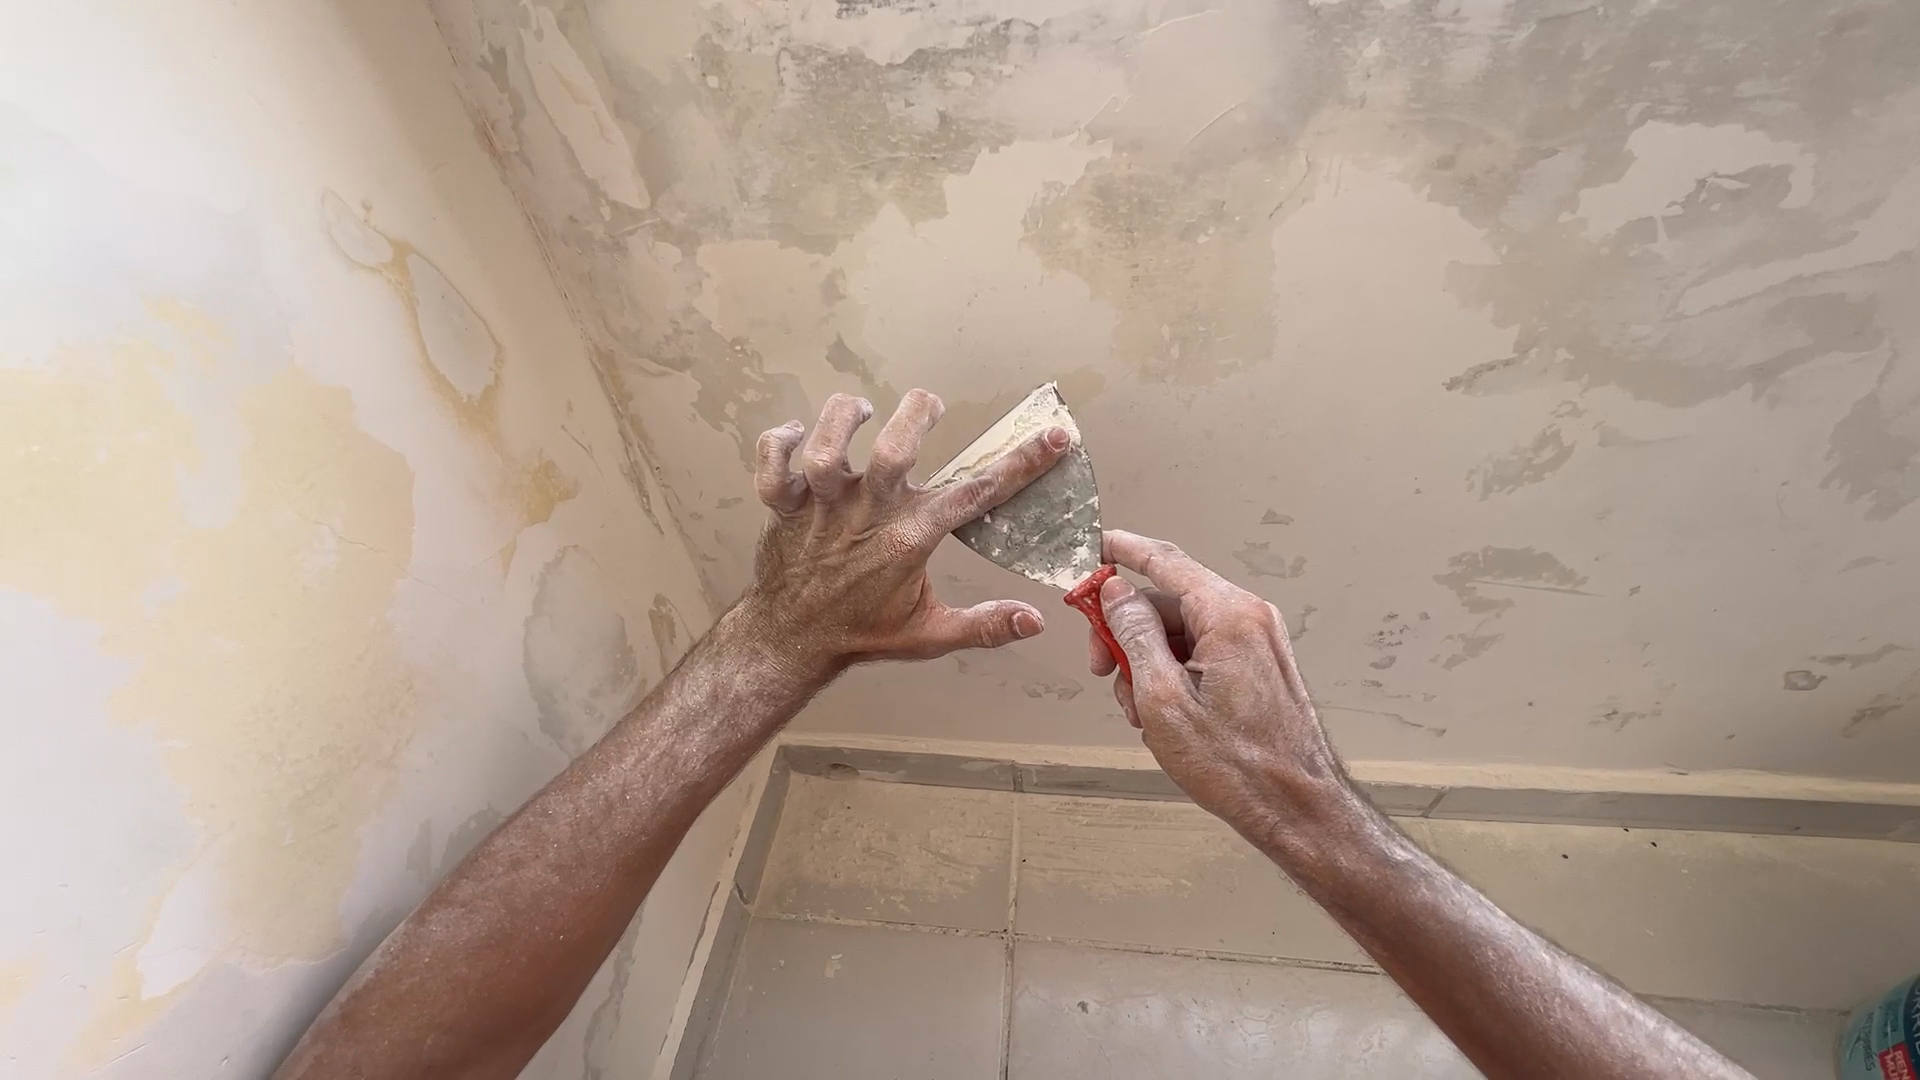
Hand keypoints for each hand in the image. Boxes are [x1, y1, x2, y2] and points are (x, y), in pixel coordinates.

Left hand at [741, 390, 1070, 676]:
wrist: (791, 641)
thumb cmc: (863, 633)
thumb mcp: (929, 635)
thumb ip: (983, 626)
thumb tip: (1034, 621)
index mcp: (908, 541)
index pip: (974, 495)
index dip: (1020, 464)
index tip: (1053, 437)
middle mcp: (866, 516)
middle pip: (893, 452)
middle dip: (916, 417)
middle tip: (930, 405)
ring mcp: (821, 509)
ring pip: (825, 447)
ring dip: (842, 418)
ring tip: (861, 409)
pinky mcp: (783, 506)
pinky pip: (770, 463)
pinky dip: (777, 441)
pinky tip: (796, 434)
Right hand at [1089, 529, 1355, 843]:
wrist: (1297, 810)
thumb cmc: (1239, 766)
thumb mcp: (1163, 697)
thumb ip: (1135, 634)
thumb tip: (1116, 593)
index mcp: (1229, 616)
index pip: (1165, 561)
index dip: (1122, 551)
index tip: (1095, 546)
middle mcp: (1247, 619)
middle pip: (1165, 602)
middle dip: (1124, 631)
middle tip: (1099, 662)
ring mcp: (1254, 641)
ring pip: (1178, 630)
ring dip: (1145, 661)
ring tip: (1138, 707)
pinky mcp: (1254, 664)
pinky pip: (1198, 650)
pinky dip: (1170, 673)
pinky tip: (1160, 711)